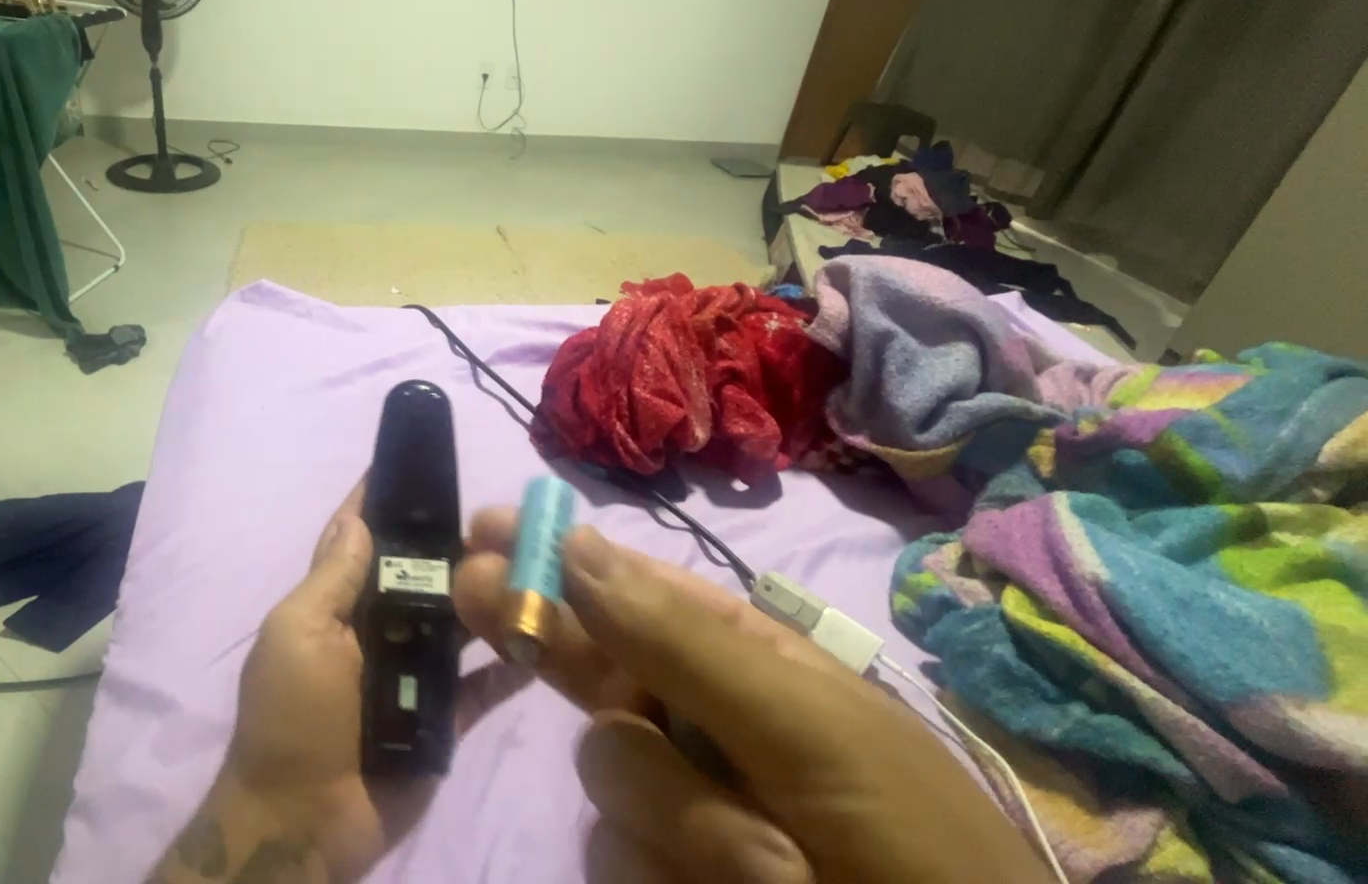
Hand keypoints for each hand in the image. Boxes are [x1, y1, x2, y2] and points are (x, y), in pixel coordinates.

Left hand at [150, 481, 530, 883]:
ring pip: (459, 623)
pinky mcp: (443, 715)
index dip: (385, 498)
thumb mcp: (299, 634)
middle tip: (505, 518)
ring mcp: (413, 672)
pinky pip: (483, 685)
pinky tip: (545, 635)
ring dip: (489, 597)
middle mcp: (379, 628)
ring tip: (534, 565)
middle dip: (455, 546)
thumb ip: (332, 577)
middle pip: (422, 575)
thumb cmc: (295, 716)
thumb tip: (356, 514)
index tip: (419, 457)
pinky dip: (510, 665)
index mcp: (339, 604)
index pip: (361, 537)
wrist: (305, 820)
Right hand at [451, 510, 1054, 883]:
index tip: (492, 528)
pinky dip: (673, 867)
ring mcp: (671, 800)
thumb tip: (575, 543)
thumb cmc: (904, 836)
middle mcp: (692, 718)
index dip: (559, 557)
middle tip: (473, 588)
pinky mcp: (652, 869)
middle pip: (590, 663)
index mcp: (737, 659)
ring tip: (779, 863)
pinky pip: (613, 853)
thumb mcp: (804, 722)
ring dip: (682, 815)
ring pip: (605, 769)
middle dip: (535, 626)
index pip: (631, 591)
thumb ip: (678, 640)